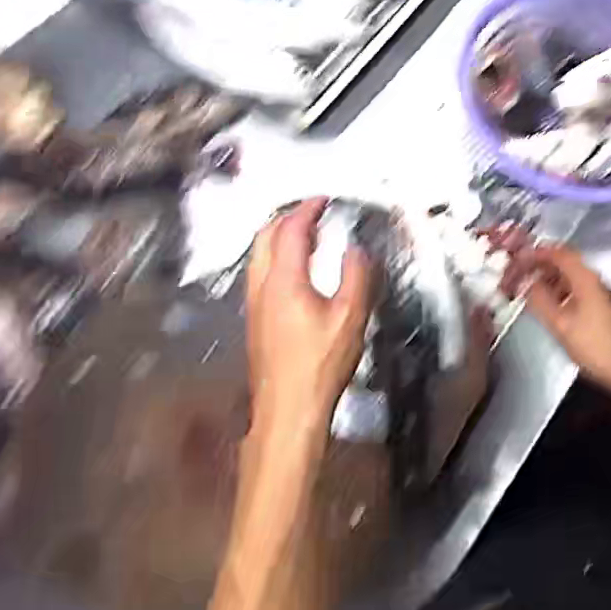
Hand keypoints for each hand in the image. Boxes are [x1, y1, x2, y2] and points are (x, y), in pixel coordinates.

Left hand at [245, 197, 372, 437]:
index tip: (323, 200)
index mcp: (284, 279)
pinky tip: (297, 272)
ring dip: (279, 237)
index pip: (290, 231)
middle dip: (288, 217)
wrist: (288, 409)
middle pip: (265, 236)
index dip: (307, 210)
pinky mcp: (255, 319)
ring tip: (308, 237)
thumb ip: (356, 276)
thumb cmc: (320, 364)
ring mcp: (254, 303)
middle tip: (313, 213)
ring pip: (258, 254)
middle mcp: (262, 286)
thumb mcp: (351, 318)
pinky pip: (260, 271)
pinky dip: (276, 256)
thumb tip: (355, 249)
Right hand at [500, 244, 610, 393]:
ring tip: (527, 288)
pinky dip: (557, 290)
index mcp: (585, 278)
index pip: (558, 253)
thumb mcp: (561, 324)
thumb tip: (524, 282)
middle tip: (518, 273)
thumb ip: (539, 299)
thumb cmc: (596, 345)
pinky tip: (546, 304)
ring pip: (568, 276)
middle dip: (539, 265)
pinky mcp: (600, 306)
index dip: (536, 252)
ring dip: (547, 278)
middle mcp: (593, 280)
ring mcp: (598, 293)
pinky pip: (574, 288)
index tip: (517, 257)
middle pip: (564, 262)